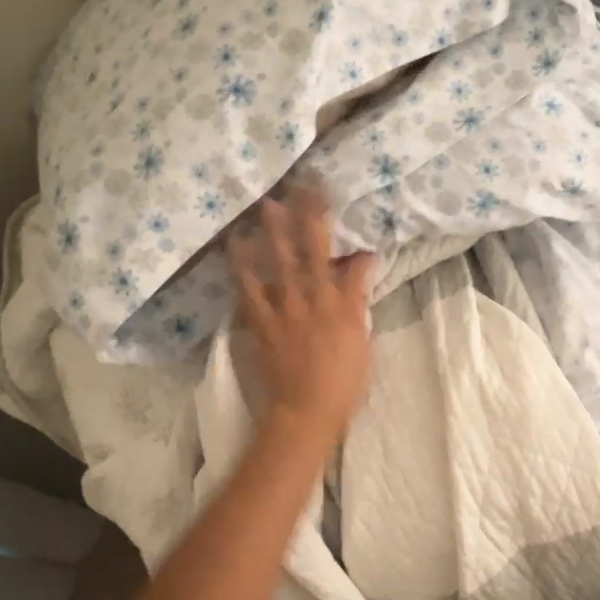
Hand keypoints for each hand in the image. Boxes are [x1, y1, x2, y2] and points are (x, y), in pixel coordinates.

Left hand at [229, 187, 376, 441]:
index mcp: (344, 308)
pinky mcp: (261, 323)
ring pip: (279, 262)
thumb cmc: (343, 386)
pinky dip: (243, 266)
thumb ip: (358, 307)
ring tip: (268, 203)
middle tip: (304, 187)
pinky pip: (249, 288)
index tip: (350, 221)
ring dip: (274, 231)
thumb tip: (358, 279)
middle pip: (312, 252)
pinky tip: (236, 245)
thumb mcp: (363, 345)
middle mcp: (314, 301)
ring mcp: (285, 310)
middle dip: (309, 218)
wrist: (304, 413)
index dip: (354, 245)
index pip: (352, 267)